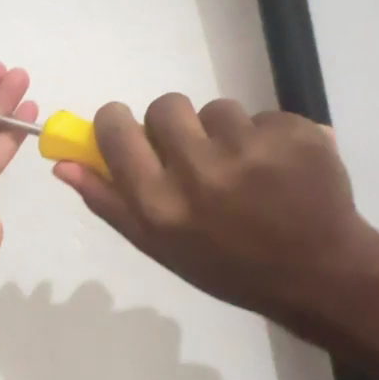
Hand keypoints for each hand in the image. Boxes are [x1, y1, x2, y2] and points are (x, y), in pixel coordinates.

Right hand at [54, 94, 378, 318]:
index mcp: (157, 202)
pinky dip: (266, 137)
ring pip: (217, 109)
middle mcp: (197, 171)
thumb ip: (108, 201)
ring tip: (242, 169)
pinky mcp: (293, 135)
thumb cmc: (222, 265)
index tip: (126, 128)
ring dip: (222, 132)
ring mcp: (249, 150)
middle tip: (192, 154)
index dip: (117, 122)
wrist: (314, 272)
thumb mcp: (155, 243)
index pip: (116, 130)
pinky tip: (277, 171)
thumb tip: (64, 163)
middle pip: (165, 107)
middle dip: (173, 125)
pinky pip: (263, 116)